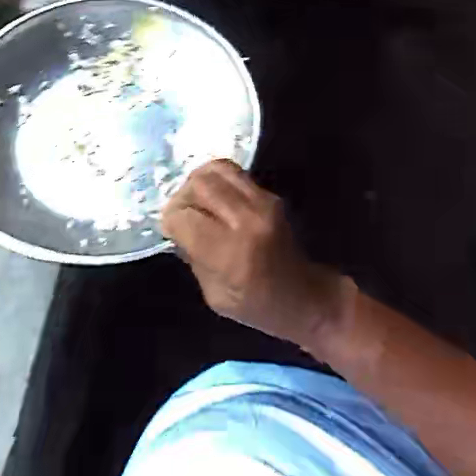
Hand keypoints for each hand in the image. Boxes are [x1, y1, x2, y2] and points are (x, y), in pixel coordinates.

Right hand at [162, 160, 350, 348]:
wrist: (304, 295)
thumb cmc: (256, 306)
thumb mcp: (214, 294)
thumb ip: (193, 256)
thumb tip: (177, 227)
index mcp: (231, 253)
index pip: (185, 217)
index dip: (171, 222)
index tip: (171, 232)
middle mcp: (248, 219)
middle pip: (199, 185)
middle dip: (182, 198)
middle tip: (181, 215)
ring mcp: (262, 202)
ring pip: (216, 169)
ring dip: (199, 183)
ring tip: (197, 202)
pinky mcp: (270, 194)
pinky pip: (234, 173)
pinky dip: (217, 181)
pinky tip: (215, 199)